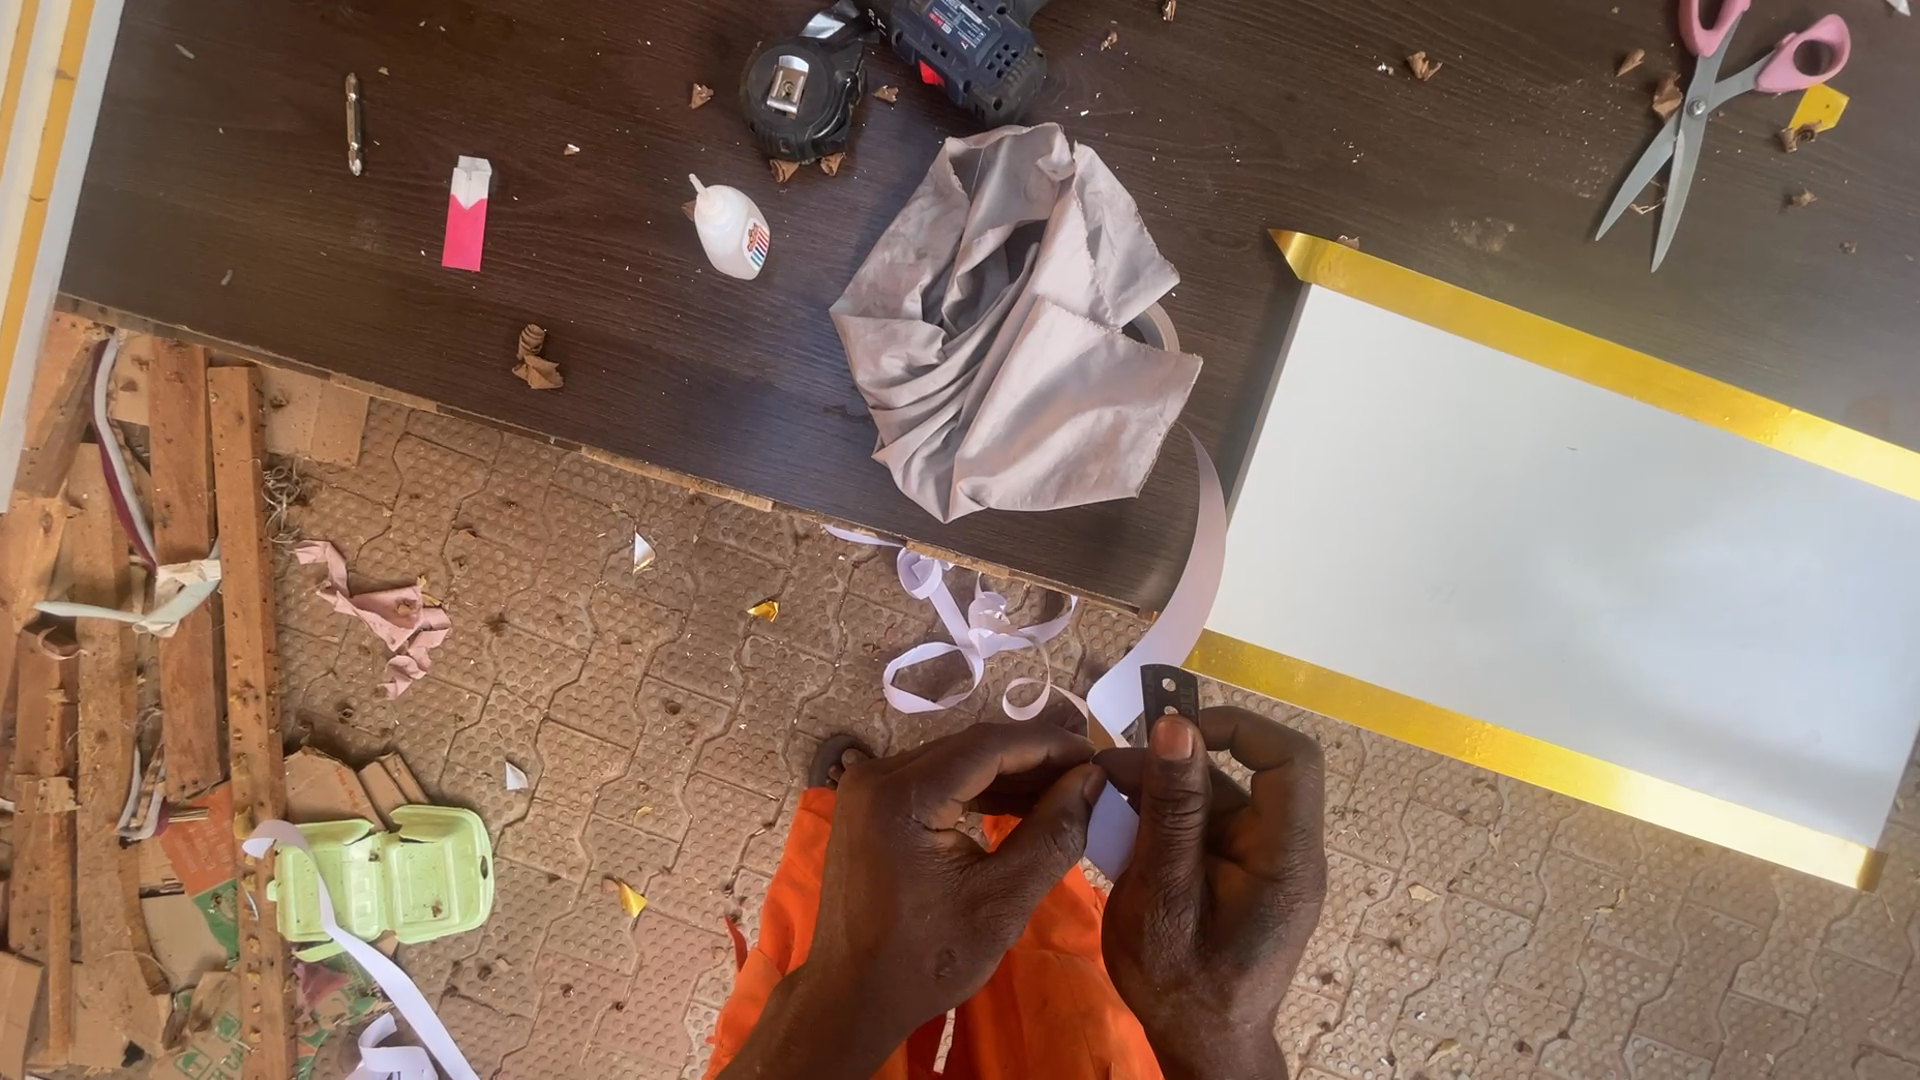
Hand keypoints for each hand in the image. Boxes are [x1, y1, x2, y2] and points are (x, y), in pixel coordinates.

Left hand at [720, 721, 1104, 1079]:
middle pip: (971, 748)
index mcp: (903, 793)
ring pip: (956, 760)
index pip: (988, 745)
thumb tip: (1092, 780)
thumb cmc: (927, 959)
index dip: (1046, 745)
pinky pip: (937, 779)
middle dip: (1031, 759)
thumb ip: (1052, 834)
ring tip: (1063, 789)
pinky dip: (978, 789)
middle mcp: (879, 773)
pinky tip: (1020, 802)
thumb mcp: (1002, 901)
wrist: (853, 997)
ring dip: (1008, 774)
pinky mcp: (873, 800)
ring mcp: (871, 784)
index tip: (1093, 755)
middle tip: (1085, 775)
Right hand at [1096, 707, 1327, 1079]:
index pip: (1290, 759)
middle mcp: (1280, 846)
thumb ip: (1171, 810)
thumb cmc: (1181, 983)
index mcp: (1284, 856)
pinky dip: (1157, 812)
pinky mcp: (1232, 864)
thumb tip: (1175, 725)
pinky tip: (1120, 826)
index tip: (1173, 736)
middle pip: (1235, 771)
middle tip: (1106, 774)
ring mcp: (1256, 855)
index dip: (1238, 728)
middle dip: (1169, 764)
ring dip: (1154, 787)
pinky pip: (1197, 817)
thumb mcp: (1163, 895)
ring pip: (1208, 790)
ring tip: (1103, 801)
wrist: (1197, 1044)